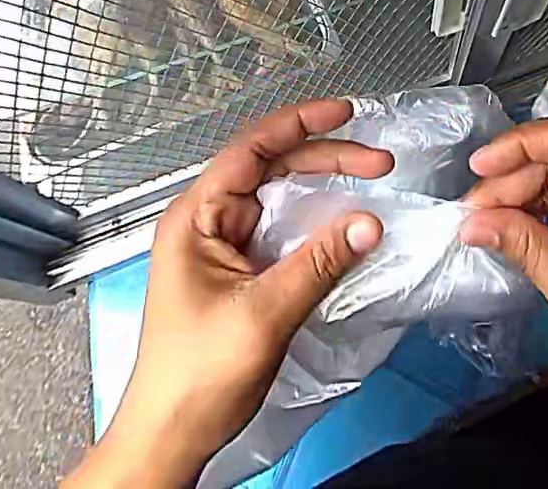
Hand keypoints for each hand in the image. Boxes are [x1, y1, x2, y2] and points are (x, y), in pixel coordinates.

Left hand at [67, 99, 390, 488]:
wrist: (169, 435)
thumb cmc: (199, 374)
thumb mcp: (263, 315)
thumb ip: (318, 264)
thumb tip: (371, 223)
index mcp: (197, 214)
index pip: (251, 148)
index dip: (299, 123)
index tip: (344, 112)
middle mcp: (209, 216)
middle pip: (270, 166)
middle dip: (325, 156)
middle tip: (378, 160)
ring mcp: (225, 240)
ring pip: (279, 194)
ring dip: (323, 183)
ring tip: (370, 174)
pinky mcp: (240, 264)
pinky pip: (282, 226)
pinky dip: (315, 218)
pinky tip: (344, 216)